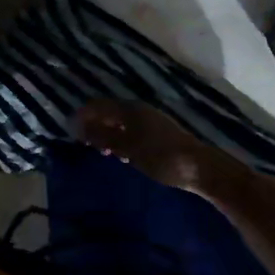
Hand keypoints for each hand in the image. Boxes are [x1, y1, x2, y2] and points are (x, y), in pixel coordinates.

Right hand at [74, 98, 240, 195]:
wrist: (202, 169)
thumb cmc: (161, 157)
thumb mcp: (128, 149)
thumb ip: (103, 138)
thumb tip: (81, 128)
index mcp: (129, 109)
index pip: (96, 106)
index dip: (82, 117)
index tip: (72, 133)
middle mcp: (138, 109)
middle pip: (108, 112)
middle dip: (94, 126)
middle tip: (87, 145)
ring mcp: (150, 120)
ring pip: (120, 122)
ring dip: (108, 134)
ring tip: (104, 152)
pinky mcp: (159, 132)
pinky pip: (132, 130)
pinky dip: (121, 139)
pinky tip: (123, 155)